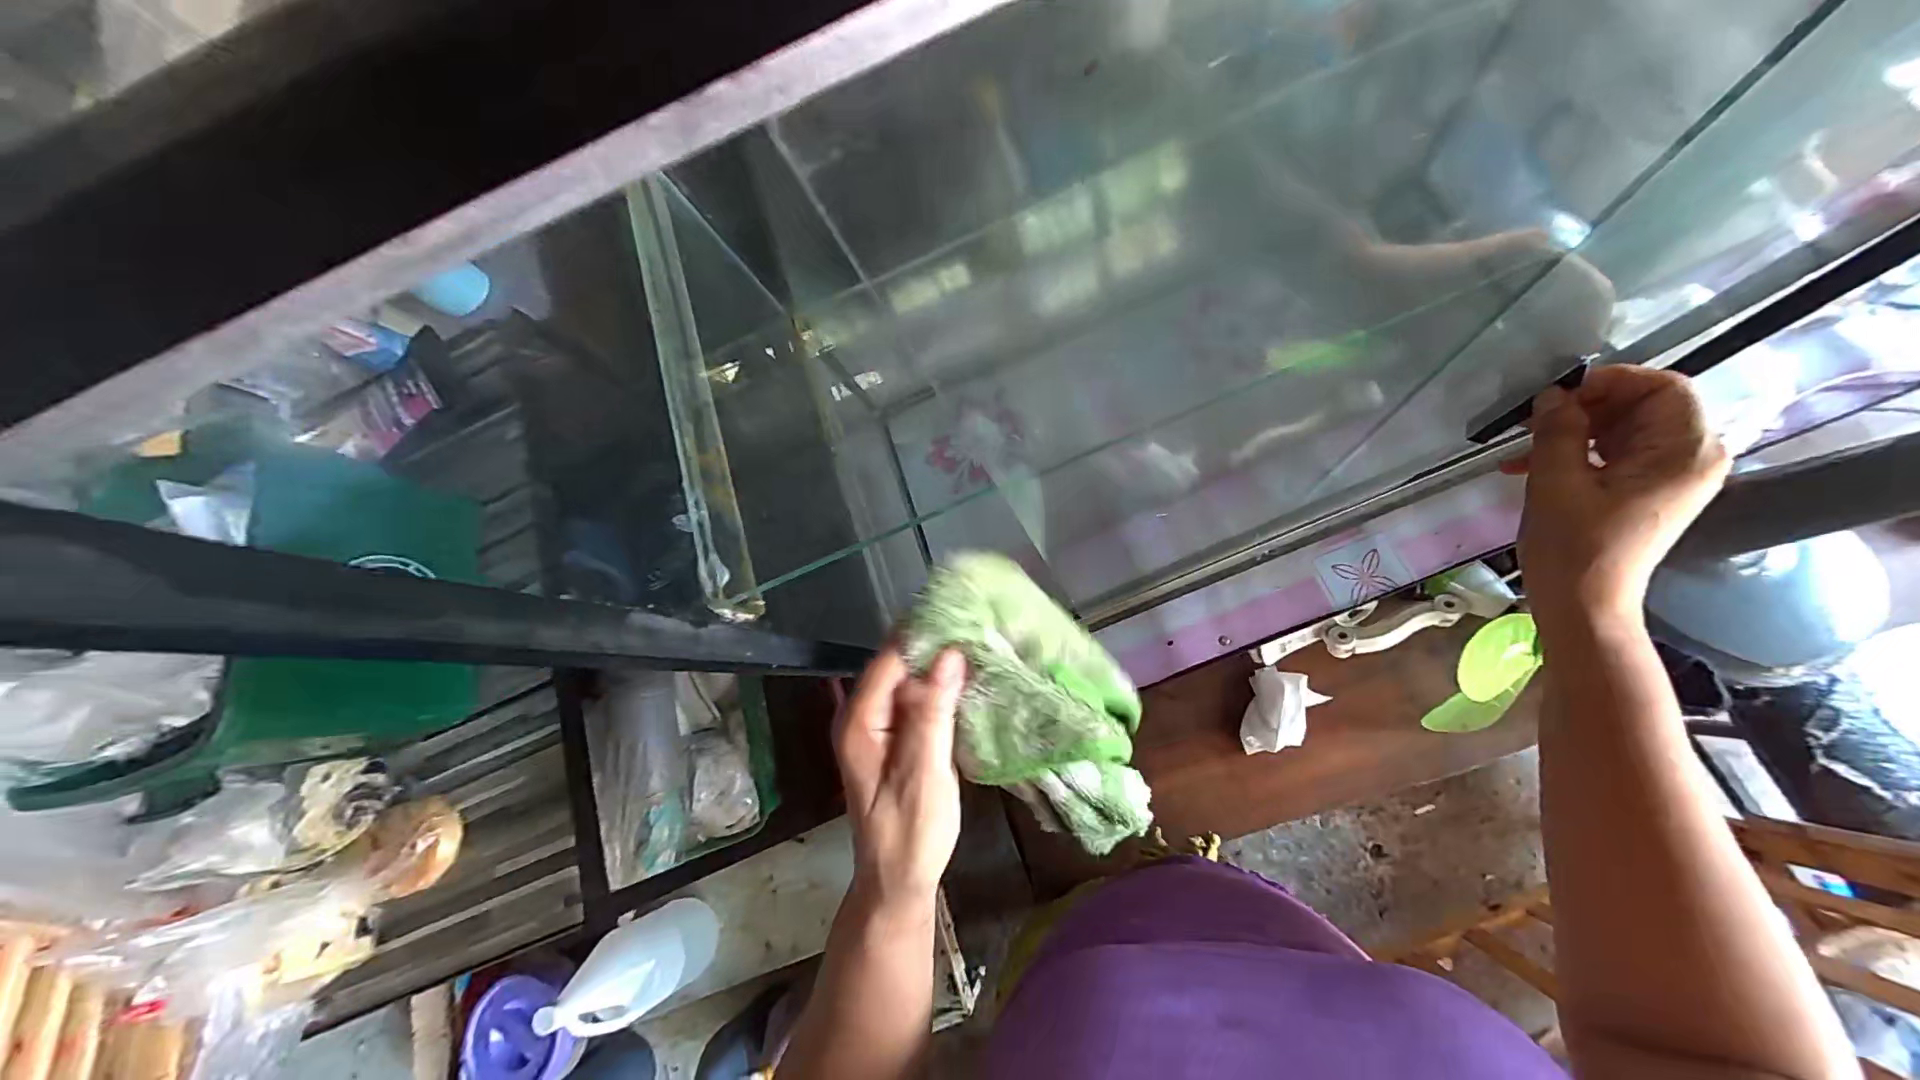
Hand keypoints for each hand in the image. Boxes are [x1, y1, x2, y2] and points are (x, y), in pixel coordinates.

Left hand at [834, 647, 965, 908]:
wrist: (899, 882)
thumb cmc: (909, 834)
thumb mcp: (924, 773)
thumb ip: (933, 712)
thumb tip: (950, 654)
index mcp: (859, 721)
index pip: (890, 658)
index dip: (924, 633)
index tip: (964, 610)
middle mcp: (864, 715)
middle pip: (900, 664)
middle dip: (937, 645)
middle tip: (983, 625)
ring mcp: (881, 725)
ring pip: (913, 680)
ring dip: (944, 665)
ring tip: (986, 643)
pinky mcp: (899, 737)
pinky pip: (921, 700)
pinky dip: (945, 690)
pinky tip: (973, 680)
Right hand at [1502, 365, 1728, 626]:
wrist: (1583, 604)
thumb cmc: (1573, 546)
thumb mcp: (1556, 482)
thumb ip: (1558, 431)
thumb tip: (1553, 396)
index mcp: (1684, 452)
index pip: (1663, 387)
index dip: (1611, 381)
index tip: (1558, 394)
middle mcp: (1691, 459)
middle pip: (1645, 407)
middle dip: (1586, 407)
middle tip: (1535, 420)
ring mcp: (1670, 478)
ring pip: (1624, 430)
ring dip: (1573, 431)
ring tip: (1525, 446)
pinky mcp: (1646, 492)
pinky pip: (1616, 455)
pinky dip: (1577, 452)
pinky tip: (1533, 464)